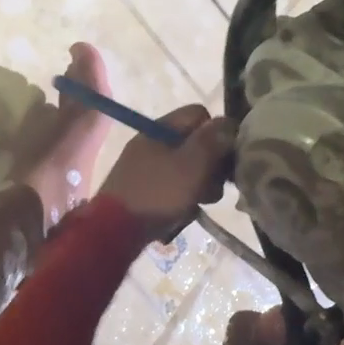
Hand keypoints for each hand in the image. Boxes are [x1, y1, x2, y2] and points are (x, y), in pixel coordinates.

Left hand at [98, 105, 235, 239]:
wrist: (115, 230)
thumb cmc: (158, 193)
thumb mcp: (192, 164)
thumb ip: (213, 141)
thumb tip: (228, 124)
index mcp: (160, 128)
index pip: (199, 114)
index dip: (217, 132)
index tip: (225, 157)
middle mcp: (152, 143)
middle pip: (195, 142)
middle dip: (211, 164)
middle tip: (214, 187)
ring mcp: (145, 167)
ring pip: (186, 167)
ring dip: (199, 184)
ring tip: (200, 202)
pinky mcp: (143, 189)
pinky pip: (173, 185)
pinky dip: (183, 196)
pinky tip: (185, 211)